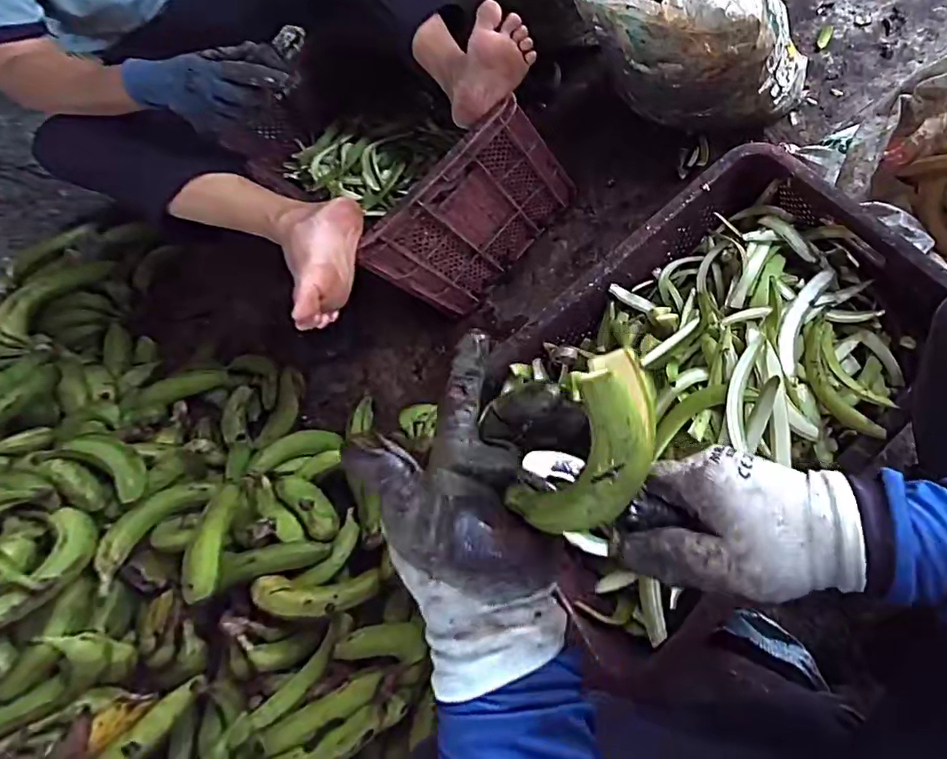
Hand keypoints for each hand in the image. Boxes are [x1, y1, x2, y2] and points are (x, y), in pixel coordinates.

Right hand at [118, 41, 289, 134]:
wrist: (154, 84)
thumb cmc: (186, 66)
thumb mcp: (206, 55)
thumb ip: (233, 54)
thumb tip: (259, 49)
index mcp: (209, 69)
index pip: (241, 72)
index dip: (265, 76)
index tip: (286, 78)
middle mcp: (208, 89)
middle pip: (245, 97)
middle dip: (263, 96)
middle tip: (272, 93)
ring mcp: (205, 108)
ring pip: (241, 113)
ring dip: (256, 109)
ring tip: (260, 102)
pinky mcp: (204, 122)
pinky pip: (231, 125)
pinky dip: (243, 120)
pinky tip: (245, 113)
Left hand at [343, 333, 566, 702]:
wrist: (491, 610)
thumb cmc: (442, 562)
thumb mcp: (411, 516)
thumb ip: (390, 477)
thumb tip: (350, 442)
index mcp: (459, 453)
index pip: (463, 402)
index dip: (470, 370)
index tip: (478, 338)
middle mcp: (495, 454)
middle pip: (514, 412)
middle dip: (530, 396)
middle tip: (548, 391)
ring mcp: (529, 471)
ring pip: (546, 430)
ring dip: (560, 418)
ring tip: (576, 412)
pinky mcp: (557, 491)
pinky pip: (571, 460)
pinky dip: (583, 444)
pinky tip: (595, 434)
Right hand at [613, 446, 867, 603]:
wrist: (836, 532)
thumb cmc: (776, 552)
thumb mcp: (717, 565)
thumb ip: (667, 553)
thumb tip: (621, 546)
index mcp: (697, 474)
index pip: (643, 483)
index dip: (634, 515)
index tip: (639, 547)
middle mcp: (707, 458)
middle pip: (664, 489)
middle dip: (664, 524)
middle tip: (681, 562)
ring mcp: (727, 462)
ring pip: (685, 493)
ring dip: (686, 523)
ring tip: (709, 557)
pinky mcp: (742, 472)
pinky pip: (706, 493)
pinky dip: (705, 517)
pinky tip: (725, 543)